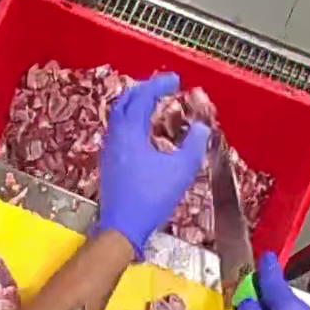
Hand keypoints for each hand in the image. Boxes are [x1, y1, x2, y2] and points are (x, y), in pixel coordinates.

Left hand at [93, 72, 209, 255]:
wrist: (122, 228)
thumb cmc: (150, 199)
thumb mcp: (180, 170)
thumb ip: (193, 145)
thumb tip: (201, 128)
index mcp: (130, 133)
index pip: (141, 98)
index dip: (158, 85)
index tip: (175, 80)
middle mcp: (115, 139)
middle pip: (124, 103)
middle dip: (143, 91)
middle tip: (161, 88)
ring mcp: (109, 152)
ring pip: (118, 118)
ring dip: (134, 106)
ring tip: (152, 106)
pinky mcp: (108, 166)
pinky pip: (117, 133)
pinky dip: (130, 123)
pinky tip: (142, 134)